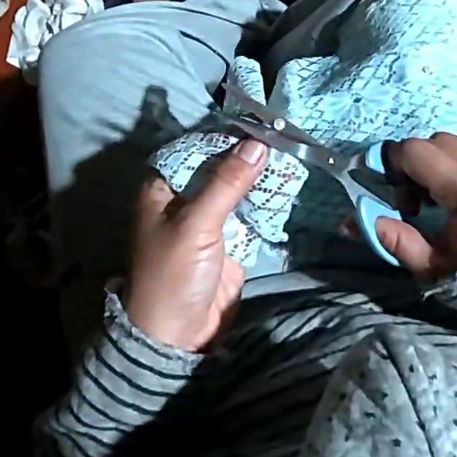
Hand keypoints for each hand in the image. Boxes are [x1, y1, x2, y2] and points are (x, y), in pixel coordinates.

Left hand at [123, 139, 267, 350]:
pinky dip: (267, 199)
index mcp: (163, 189)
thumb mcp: (197, 224)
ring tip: (292, 150)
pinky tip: (288, 182)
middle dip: (248, 153)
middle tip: (284, 133)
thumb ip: (227, 182)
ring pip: (238, 187)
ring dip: (261, 175)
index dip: (226, 135)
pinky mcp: (229, 238)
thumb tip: (257, 143)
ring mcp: (209, 218)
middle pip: (220, 166)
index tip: (260, 121)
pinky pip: (250, 210)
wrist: (178, 336)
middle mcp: (185, 198)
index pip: (196, 148)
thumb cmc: (173, 274)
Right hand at [373, 133, 456, 283]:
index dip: (392, 161)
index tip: (387, 187)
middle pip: (436, 141)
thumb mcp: (436, 269)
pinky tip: (454, 200)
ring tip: (433, 200)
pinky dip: (455, 168)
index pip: (417, 151)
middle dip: (414, 161)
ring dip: (435, 163)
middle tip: (411, 198)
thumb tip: (360, 220)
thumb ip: (398, 240)